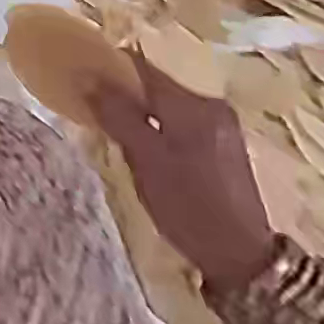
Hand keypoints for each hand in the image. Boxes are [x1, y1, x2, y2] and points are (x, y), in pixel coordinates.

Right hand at [91, 52, 276, 290]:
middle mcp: (210, 104)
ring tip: (114, 127)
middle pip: (156, 83)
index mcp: (191, 104)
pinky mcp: (224, 143)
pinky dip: (158, 123)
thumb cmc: (187, 207)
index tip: (82, 75)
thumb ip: (117, 115)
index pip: (142, 66)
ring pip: (167, 102)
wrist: (242, 258)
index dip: (109, 65)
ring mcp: (221, 124)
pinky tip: (145, 143)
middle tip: (93, 106)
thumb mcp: (145, 160)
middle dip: (123, 90)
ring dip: (140, 108)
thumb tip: (88, 78)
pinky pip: (181, 118)